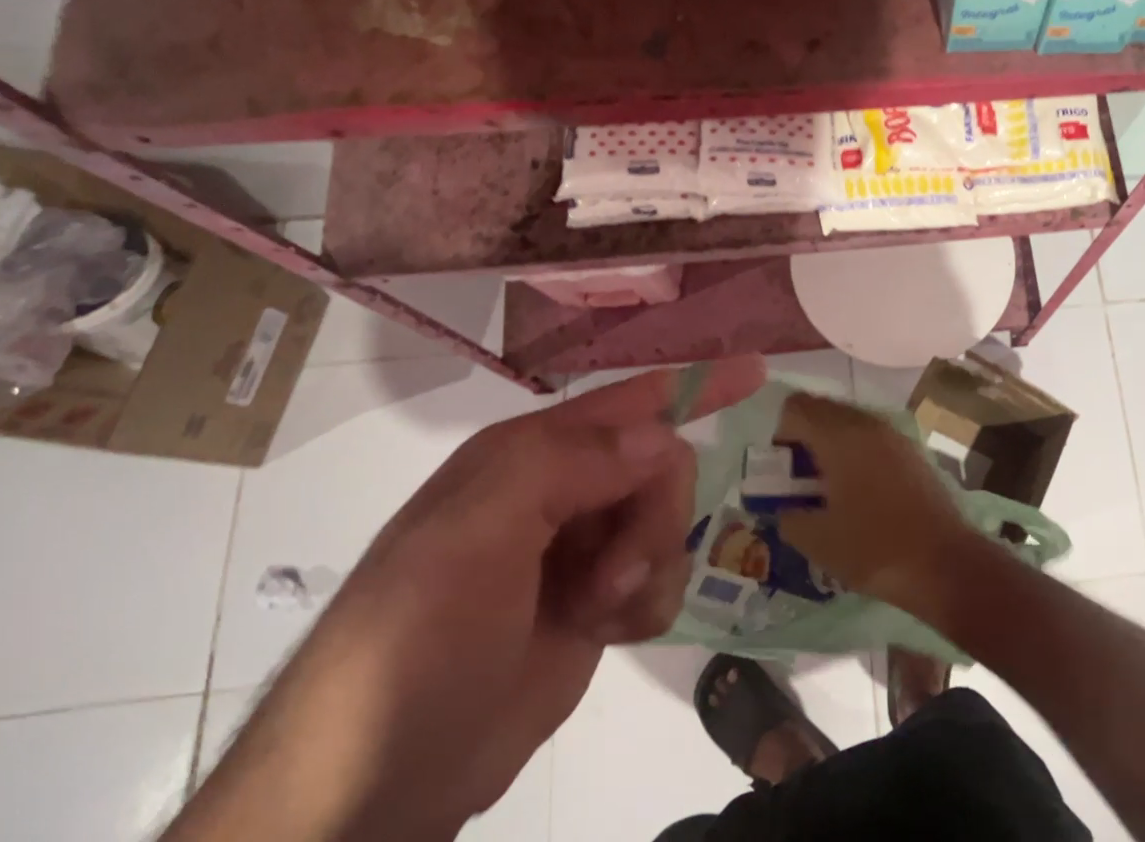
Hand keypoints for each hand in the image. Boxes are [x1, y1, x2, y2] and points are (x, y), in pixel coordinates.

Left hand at [173, 358, 764, 841]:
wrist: (387, 775)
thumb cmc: (416, 642)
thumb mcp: (471, 539)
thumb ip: (564, 467)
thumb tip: (661, 437)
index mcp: (525, 458)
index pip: (627, 403)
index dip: (693, 385)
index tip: (756, 371)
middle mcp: (559, 495)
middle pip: (661, 470)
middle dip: (653, 519)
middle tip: (612, 574)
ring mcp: (580, 553)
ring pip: (669, 527)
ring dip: (647, 569)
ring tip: (595, 612)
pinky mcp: (598, 606)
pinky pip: (663, 581)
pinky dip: (646, 607)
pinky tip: (607, 634)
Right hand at [774, 392, 979, 610]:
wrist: (945, 564)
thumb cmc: (874, 549)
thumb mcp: (816, 540)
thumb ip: (787, 515)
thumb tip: (785, 507)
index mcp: (840, 435)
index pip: (795, 407)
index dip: (780, 437)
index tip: (783, 476)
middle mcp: (869, 424)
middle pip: (823, 411)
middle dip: (804, 440)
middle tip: (801, 484)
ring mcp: (896, 437)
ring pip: (850, 426)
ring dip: (831, 449)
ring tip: (829, 493)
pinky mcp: (914, 454)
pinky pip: (873, 441)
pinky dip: (857, 457)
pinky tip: (859, 497)